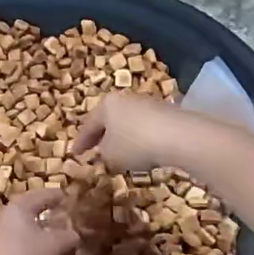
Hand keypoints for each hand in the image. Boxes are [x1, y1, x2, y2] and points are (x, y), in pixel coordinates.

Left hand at [0, 187, 78, 254]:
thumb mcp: (56, 244)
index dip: (57, 195)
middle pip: (34, 215)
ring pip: (32, 236)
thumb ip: (69, 236)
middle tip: (69, 224)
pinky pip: (26, 251)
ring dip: (50, 244)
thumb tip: (73, 236)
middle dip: (54, 222)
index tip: (67, 196)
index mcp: (20, 207)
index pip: (42, 195)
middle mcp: (8, 219)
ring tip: (68, 254)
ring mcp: (3, 239)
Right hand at [72, 91, 192, 171]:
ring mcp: (147, 104)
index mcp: (106, 105)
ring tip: (119, 153)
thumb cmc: (134, 144)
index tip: (74, 154)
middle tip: (94, 150)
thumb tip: (105, 152)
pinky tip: (142, 151)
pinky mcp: (166, 113)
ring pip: (127, 122)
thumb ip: (102, 154)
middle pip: (108, 119)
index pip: (88, 125)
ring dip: (121, 137)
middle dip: (102, 136)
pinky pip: (145, 127)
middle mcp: (125, 99)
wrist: (179, 136)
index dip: (80, 142)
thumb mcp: (110, 155)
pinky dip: (139, 139)